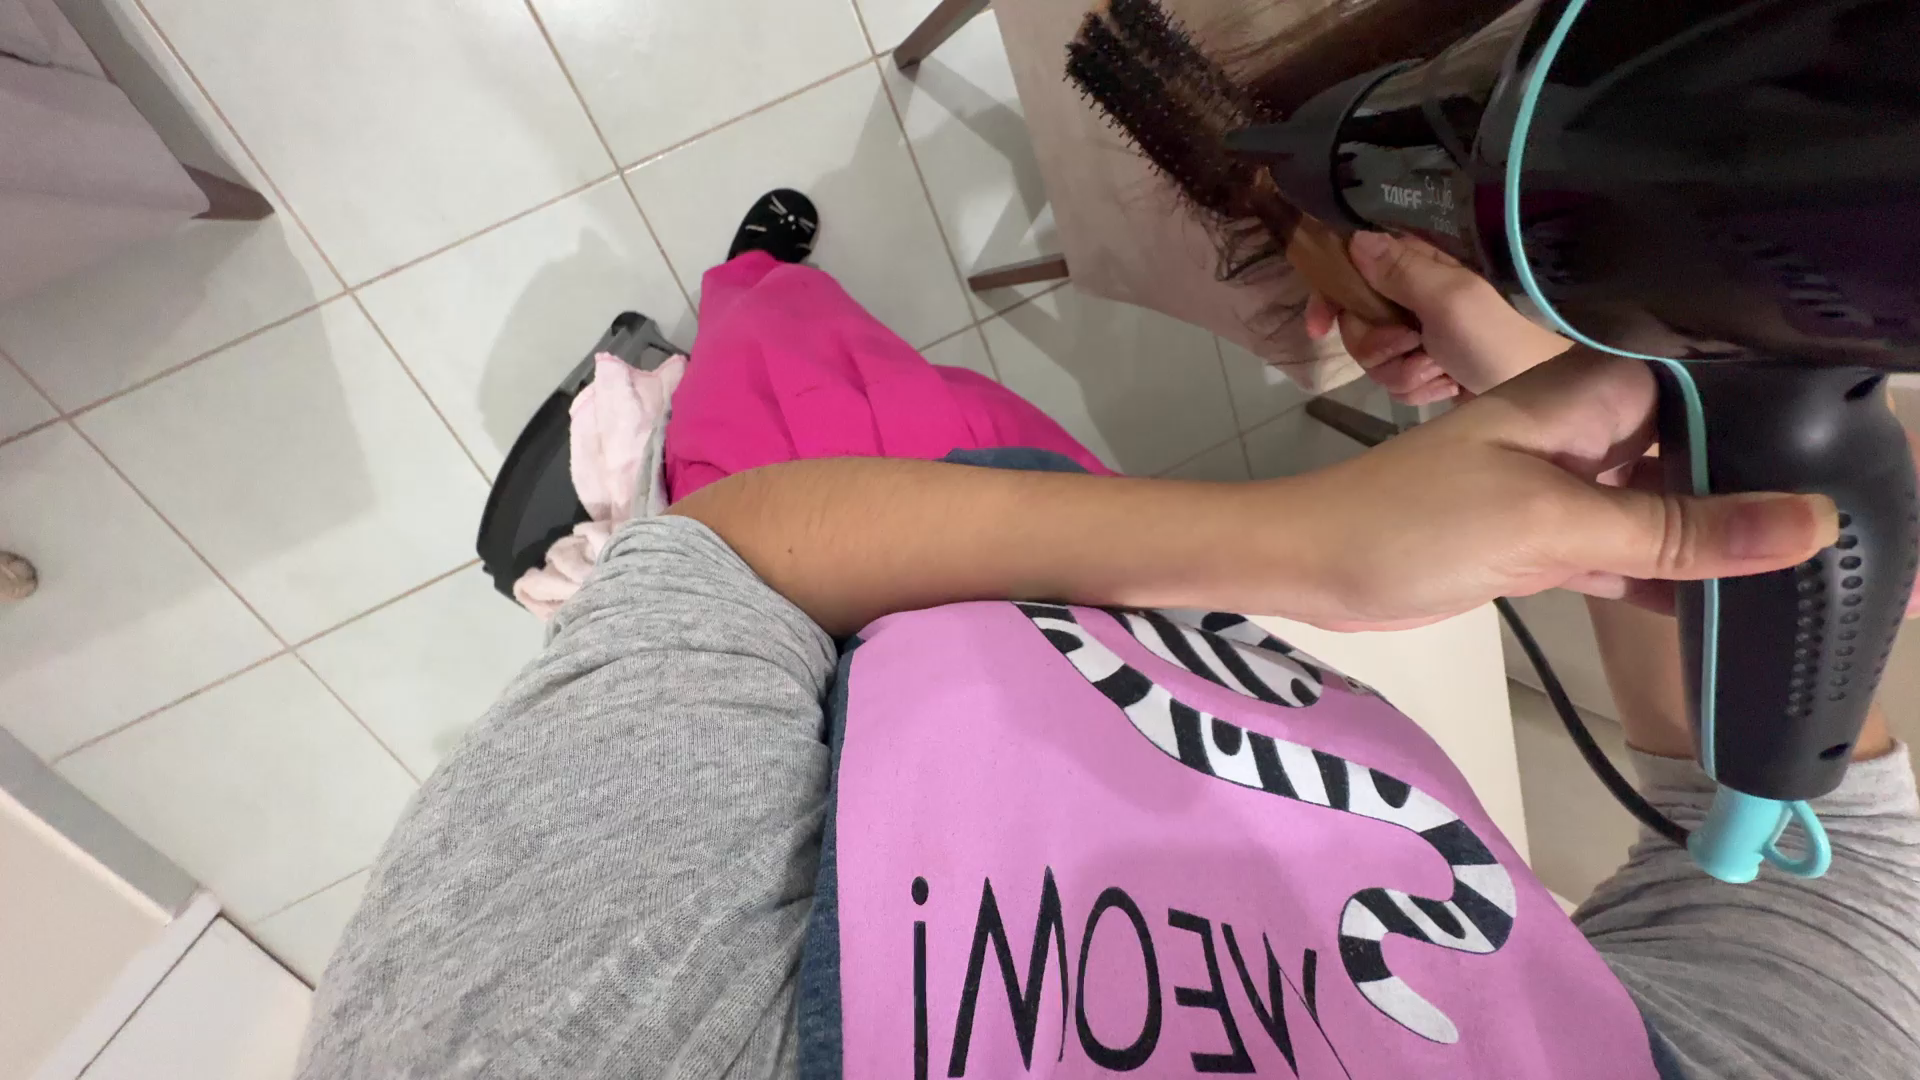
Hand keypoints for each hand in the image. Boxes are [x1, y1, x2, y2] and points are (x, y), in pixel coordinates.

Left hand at [1281, 350, 1838, 629]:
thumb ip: (1668, 524)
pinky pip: (1617, 556)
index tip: (1880, 461)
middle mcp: (1576, 438)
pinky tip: (1736, 611)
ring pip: (1659, 514)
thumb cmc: (1410, 523)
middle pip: (1696, 456)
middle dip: (1774, 493)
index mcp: (1581, 399)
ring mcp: (1553, 494)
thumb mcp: (1544, 520)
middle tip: (1886, 544)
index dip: (1794, 421)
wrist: (1310, 564)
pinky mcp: (1531, 544)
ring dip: (1725, 547)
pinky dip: (1662, 580)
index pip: (1714, 389)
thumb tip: (1812, 521)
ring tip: (1840, 584)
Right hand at [1305, 232, 1574, 403]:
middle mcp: (1417, 295)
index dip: (1330, 296)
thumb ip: (1402, 271)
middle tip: (1412, 347)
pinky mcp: (1428, 364)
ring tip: (1442, 371)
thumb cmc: (1502, 339)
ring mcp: (1422, 333)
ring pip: (1373, 358)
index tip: (1318, 328)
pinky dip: (1417, 388)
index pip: (1356, 267)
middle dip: (1378, 347)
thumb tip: (1355, 238)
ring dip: (1402, 372)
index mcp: (1425, 267)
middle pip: (1356, 323)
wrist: (1544, 394)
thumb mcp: (1452, 301)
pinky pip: (1393, 381)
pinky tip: (1447, 385)